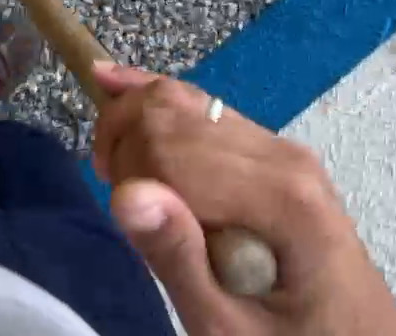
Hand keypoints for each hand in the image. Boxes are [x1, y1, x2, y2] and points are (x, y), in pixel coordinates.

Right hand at [91, 63, 395, 335]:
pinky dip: (153, 99)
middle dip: (123, 136)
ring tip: (111, 161)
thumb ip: (179, 260)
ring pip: (180, 99)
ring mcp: (281, 149)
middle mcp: (284, 156)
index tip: (121, 215)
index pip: (170, 147)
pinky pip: (200, 108)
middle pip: (171, 110)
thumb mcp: (229, 331)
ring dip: (133, 118)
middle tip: (113, 189)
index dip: (128, 171)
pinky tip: (116, 84)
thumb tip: (126, 192)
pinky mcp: (273, 152)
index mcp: (281, 199)